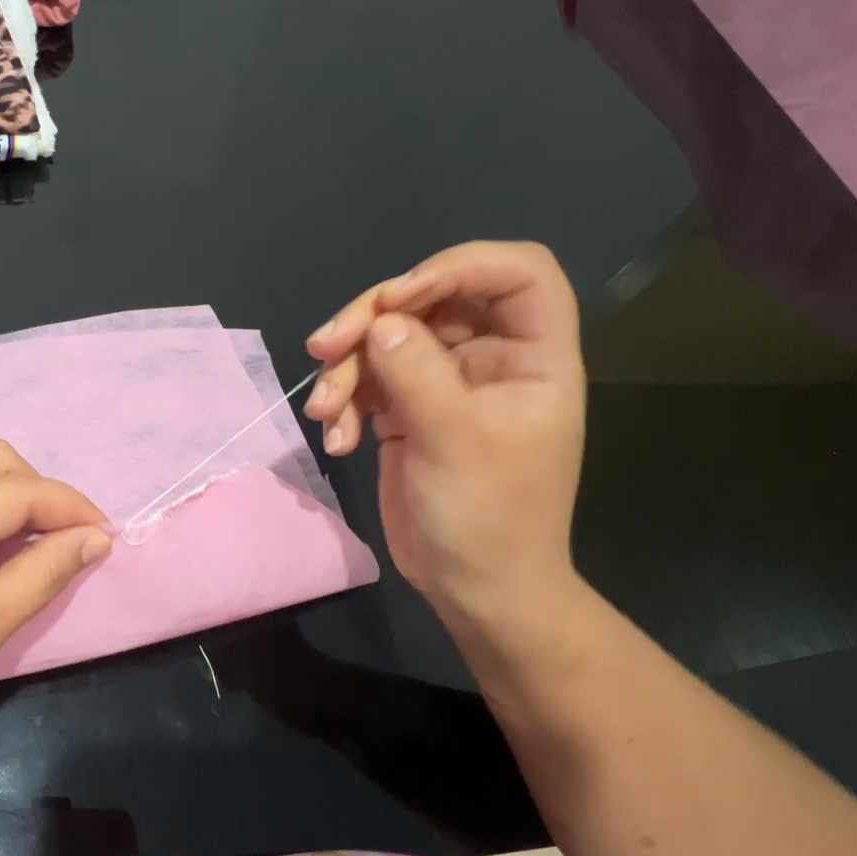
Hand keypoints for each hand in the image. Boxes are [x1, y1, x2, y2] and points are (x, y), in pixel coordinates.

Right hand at [301, 241, 585, 621]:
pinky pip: (370, 383)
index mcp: (532, 355)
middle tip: (324, 347)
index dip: (457, 267)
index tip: (397, 298)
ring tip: (324, 413)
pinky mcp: (408, 412)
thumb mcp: (455, 439)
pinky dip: (347, 406)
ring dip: (347, 371)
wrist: (474, 587)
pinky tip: (337, 442)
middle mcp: (490, 358)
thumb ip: (416, 371)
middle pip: (430, 301)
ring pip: (388, 341)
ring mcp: (445, 384)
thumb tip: (377, 322)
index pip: (515, 273)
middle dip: (372, 321)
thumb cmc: (489, 516)